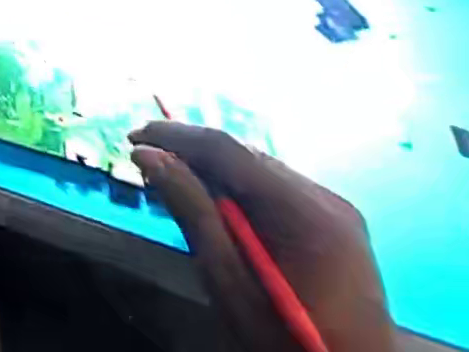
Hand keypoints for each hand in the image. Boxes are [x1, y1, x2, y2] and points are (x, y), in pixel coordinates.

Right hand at [131, 122, 395, 351]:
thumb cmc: (284, 337)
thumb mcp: (226, 277)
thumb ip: (189, 208)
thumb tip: (145, 153)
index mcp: (304, 213)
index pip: (226, 149)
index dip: (173, 136)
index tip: (131, 138)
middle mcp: (326, 201)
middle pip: (241, 154)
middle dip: (188, 150)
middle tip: (144, 157)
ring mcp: (336, 212)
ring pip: (254, 166)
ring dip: (209, 166)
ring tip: (171, 176)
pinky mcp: (335, 225)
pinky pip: (271, 185)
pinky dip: (233, 183)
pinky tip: (211, 197)